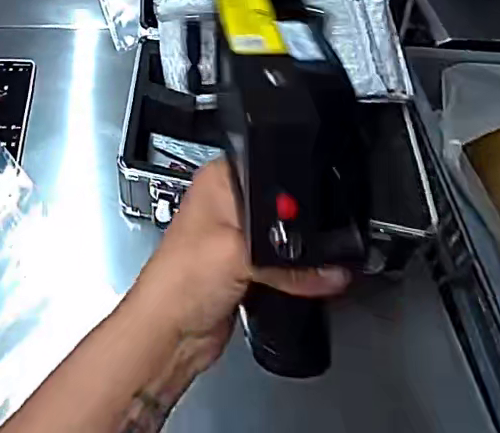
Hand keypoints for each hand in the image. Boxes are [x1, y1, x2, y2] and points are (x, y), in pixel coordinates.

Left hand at [126, 160, 350, 368]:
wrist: (172, 333)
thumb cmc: (180, 278)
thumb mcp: (239, 252)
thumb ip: (287, 257)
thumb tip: (327, 267)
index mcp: (218, 180)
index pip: (265, 166)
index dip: (291, 185)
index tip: (314, 203)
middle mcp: (225, 203)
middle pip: (278, 206)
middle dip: (298, 226)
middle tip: (314, 239)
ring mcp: (234, 236)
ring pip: (281, 239)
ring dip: (298, 256)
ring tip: (313, 263)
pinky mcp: (243, 268)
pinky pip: (280, 267)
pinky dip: (295, 276)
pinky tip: (309, 282)